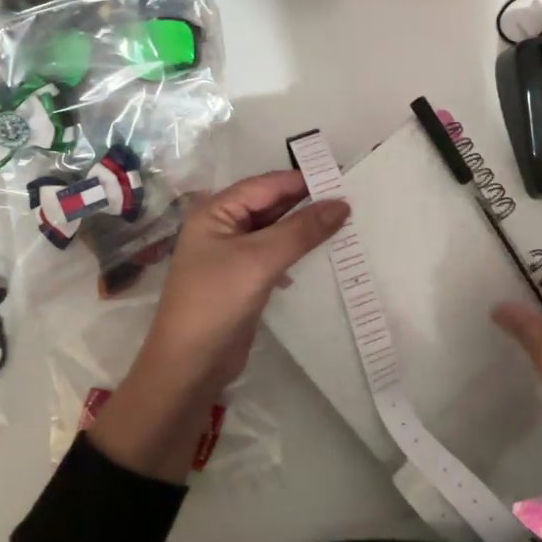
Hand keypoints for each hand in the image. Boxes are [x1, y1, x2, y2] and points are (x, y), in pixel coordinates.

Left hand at [92, 171, 348, 482]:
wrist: (189, 365)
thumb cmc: (217, 301)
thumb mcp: (260, 260)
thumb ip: (301, 230)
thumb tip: (342, 204)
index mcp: (216, 211)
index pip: (267, 185)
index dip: (303, 179)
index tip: (344, 176)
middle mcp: (222, 226)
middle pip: (271, 205)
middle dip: (307, 203)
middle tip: (352, 199)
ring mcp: (231, 254)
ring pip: (275, 230)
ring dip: (305, 228)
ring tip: (345, 224)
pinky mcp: (243, 279)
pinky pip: (275, 255)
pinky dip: (297, 252)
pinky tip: (321, 257)